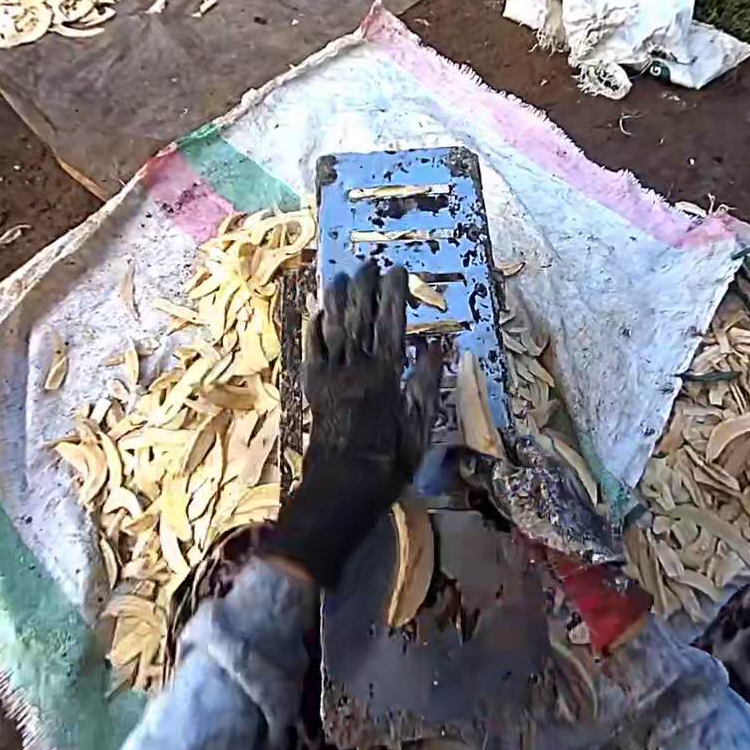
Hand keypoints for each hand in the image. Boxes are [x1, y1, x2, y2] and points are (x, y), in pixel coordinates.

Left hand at [261, 262, 440, 588]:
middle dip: (365, 288)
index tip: (397, 271)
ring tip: (341, 276)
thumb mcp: (419, 428)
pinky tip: (317, 311)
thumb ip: (426, 384)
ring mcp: (330, 375)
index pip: (392, 325)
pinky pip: (311, 349)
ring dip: (338, 300)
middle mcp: (355, 368)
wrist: (341, 485)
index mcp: (385, 376)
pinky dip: (314, 328)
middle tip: (369, 264)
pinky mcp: (311, 386)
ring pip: (333, 328)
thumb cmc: (388, 461)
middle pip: (360, 319)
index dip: (394, 295)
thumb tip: (438, 345)